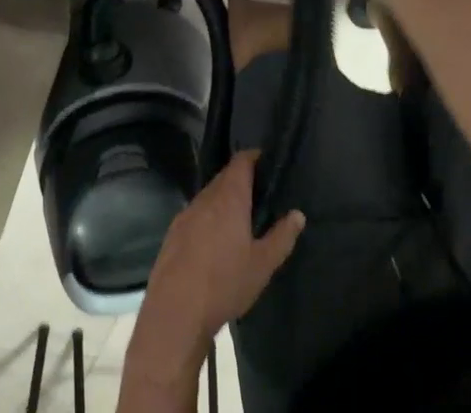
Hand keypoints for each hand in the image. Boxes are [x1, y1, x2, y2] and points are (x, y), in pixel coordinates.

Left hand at [144, 152, 306, 338]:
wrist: (175, 313)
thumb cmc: (224, 284)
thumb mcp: (262, 264)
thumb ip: (282, 236)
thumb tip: (297, 214)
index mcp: (228, 199)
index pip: (241, 161)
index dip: (255, 157)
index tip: (269, 164)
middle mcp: (204, 199)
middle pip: (224, 177)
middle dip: (242, 180)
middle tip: (261, 196)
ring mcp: (185, 215)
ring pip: (208, 196)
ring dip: (224, 200)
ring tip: (241, 219)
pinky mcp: (172, 233)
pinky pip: (196, 214)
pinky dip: (209, 217)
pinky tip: (216, 240)